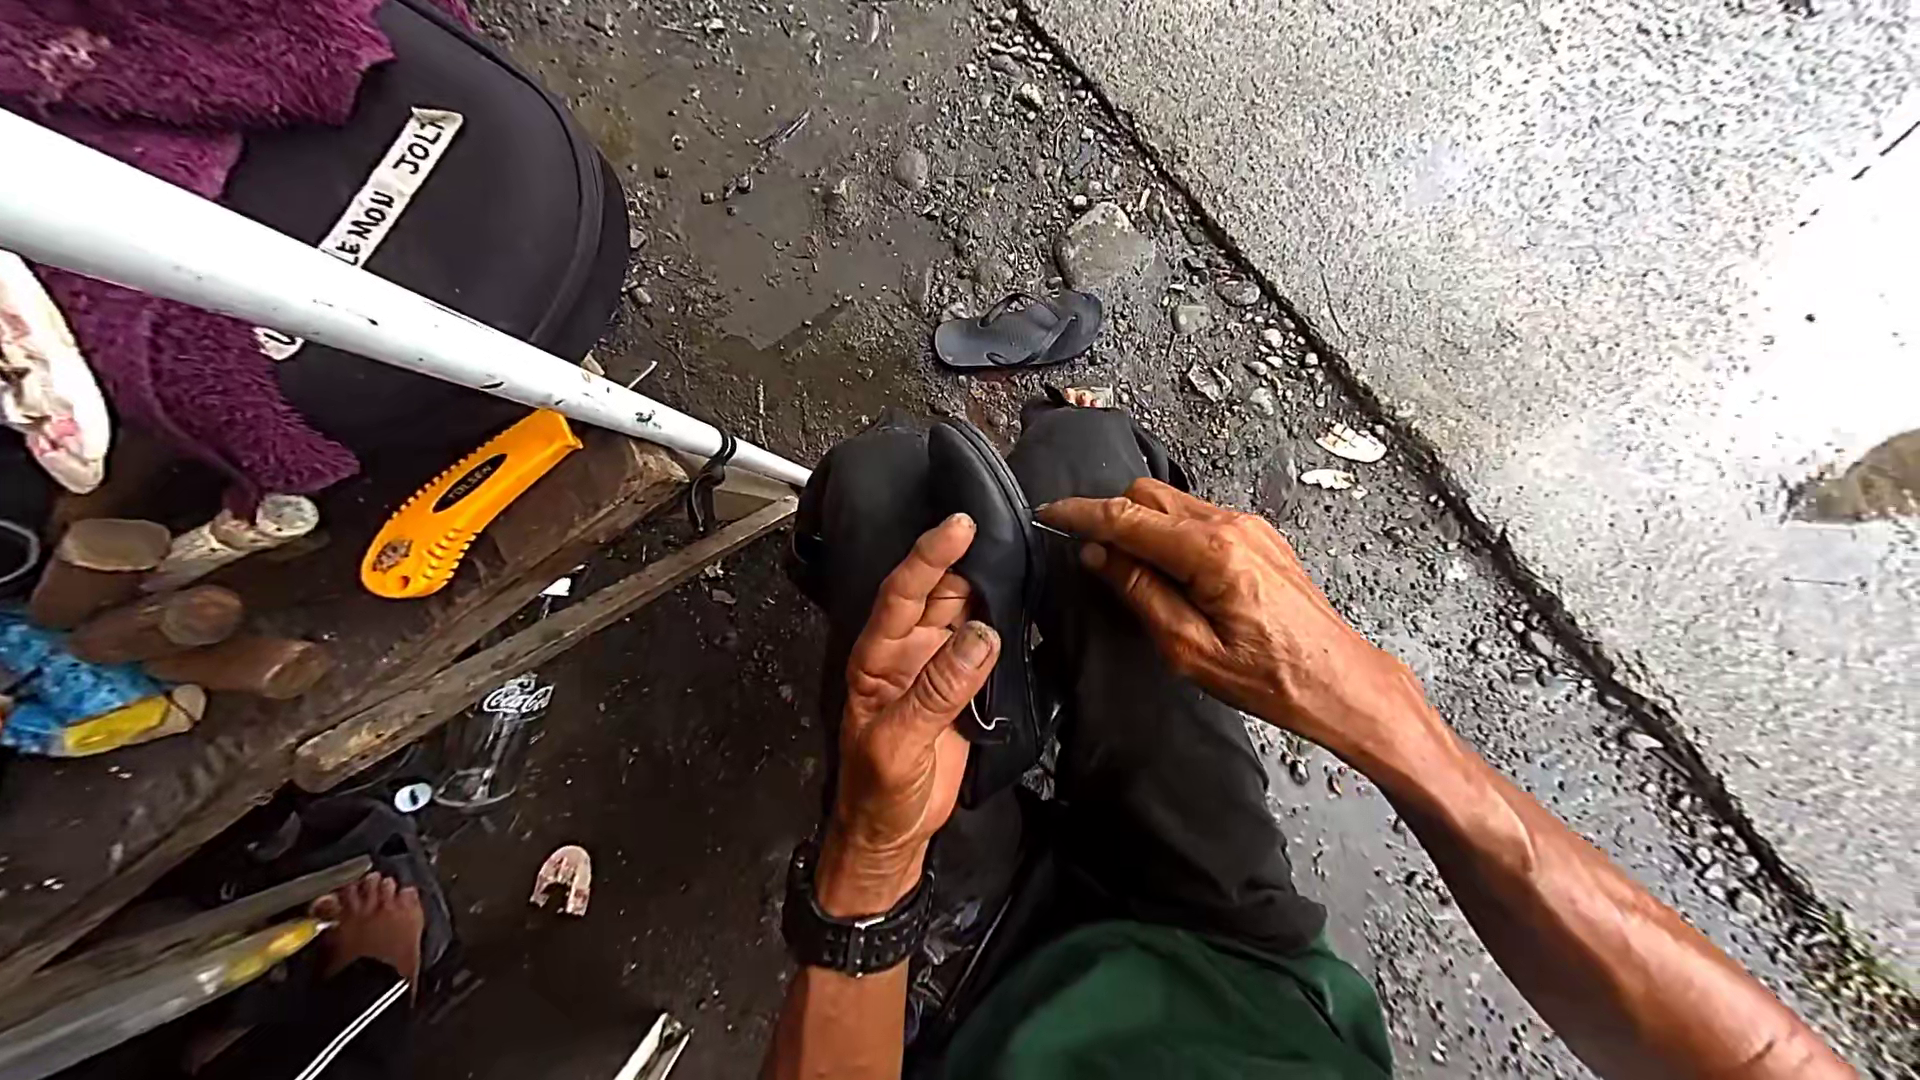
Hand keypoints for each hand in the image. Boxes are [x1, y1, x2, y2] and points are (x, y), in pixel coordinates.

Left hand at [821, 513, 1001, 915]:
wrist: (894, 832)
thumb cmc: (878, 792)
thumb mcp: (899, 745)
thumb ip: (938, 690)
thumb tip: (981, 637)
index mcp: (876, 658)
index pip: (901, 593)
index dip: (928, 557)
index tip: (958, 528)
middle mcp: (906, 651)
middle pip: (936, 592)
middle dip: (964, 559)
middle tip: (1001, 532)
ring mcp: (936, 665)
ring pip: (962, 611)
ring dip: (986, 586)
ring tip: (1017, 558)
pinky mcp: (962, 684)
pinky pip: (983, 643)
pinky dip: (1000, 621)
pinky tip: (1018, 604)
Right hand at [1038, 478, 1429, 761]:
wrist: (1341, 681)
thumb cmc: (1270, 677)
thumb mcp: (1188, 647)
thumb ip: (1138, 591)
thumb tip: (1099, 556)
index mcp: (1210, 552)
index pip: (1127, 517)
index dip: (1081, 513)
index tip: (1051, 512)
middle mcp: (1230, 525)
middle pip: (1146, 494)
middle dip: (1110, 517)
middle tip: (1092, 557)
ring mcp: (1247, 526)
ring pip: (1170, 501)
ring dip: (1138, 525)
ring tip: (1129, 569)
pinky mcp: (1255, 535)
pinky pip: (1194, 515)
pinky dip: (1165, 531)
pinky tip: (1166, 568)